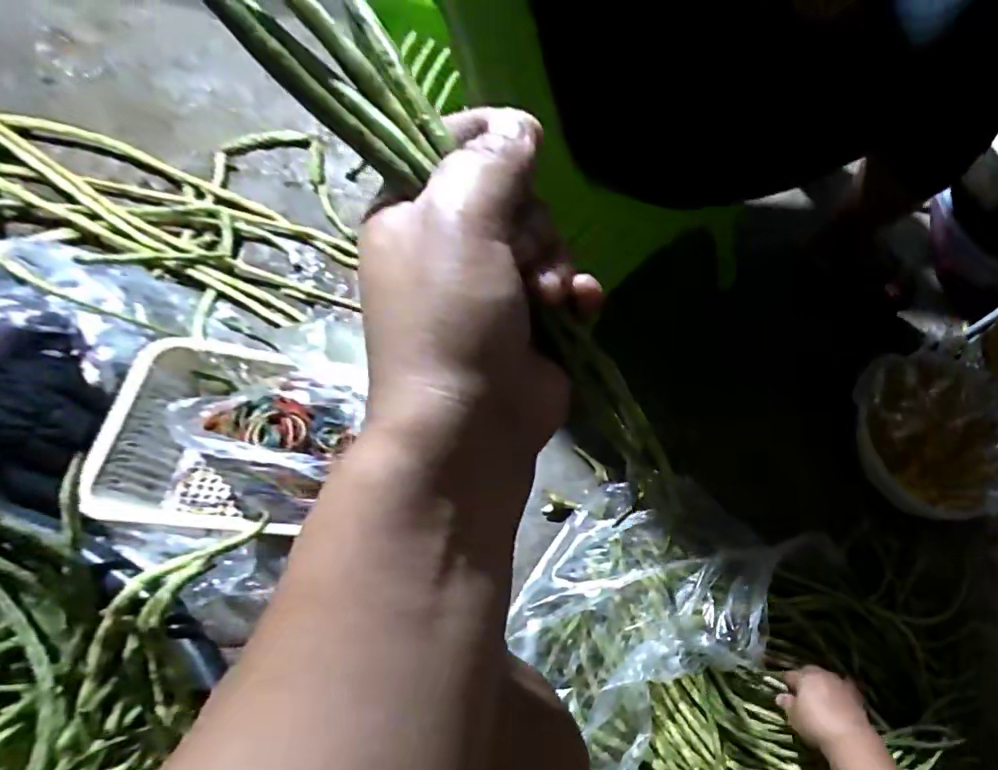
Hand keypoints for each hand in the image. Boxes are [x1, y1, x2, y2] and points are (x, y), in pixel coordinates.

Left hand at [358, 109, 603, 458]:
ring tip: (549, 299)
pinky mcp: (540, 321)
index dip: (489, 146)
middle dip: (534, 228)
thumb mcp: (458, 225)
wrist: (477, 415)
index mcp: (414, 210)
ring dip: (559, 267)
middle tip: (522, 260)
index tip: (520, 155)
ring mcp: (501, 286)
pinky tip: (580, 309)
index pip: (450, 148)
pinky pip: (572, 286)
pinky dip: (579, 295)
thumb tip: (523, 123)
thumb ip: (490, 167)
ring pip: (551, 245)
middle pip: (516, 199)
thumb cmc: (452, 317)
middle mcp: (456, 243)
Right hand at [777, 667, 873, 751]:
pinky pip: (840, 688)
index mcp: (807, 678)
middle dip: (805, 679)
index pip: (792, 674)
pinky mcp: (855, 692)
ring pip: (828, 679)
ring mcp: (842, 682)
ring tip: (817, 698)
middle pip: (812, 672)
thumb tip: (781, 696)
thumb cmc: (814, 724)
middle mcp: (825, 675)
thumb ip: (788, 704)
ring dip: (822, 685)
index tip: (783, 688)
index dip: (786, 681)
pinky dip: (835, 693)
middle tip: (799, 692)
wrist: (848, 734)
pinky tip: (833, 703)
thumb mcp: (794, 717)